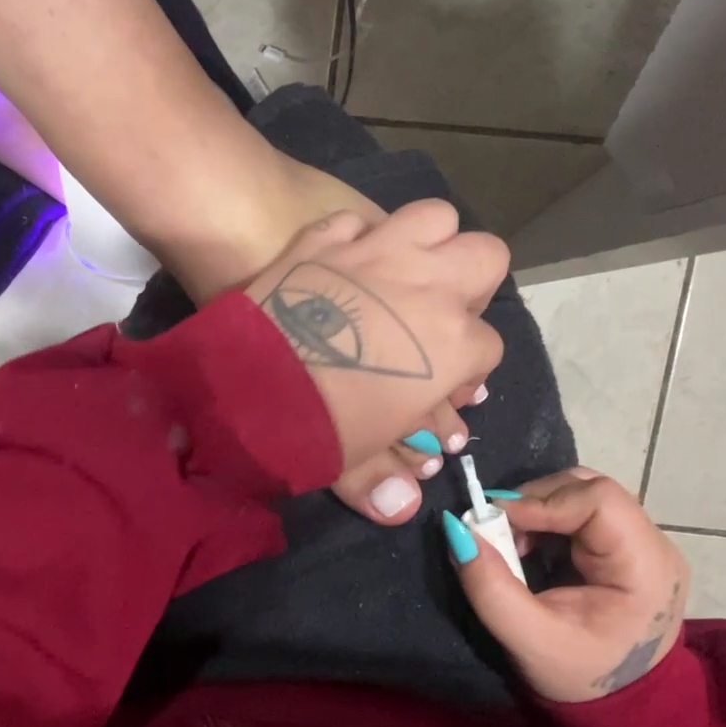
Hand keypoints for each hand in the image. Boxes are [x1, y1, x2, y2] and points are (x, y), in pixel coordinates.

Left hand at [243, 201, 506, 470]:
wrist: (237, 375)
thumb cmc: (308, 423)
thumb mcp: (346, 459)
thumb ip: (380, 479)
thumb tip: (401, 507)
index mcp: (452, 345)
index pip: (488, 349)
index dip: (468, 371)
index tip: (445, 389)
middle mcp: (430, 286)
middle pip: (485, 258)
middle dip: (470, 283)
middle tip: (439, 312)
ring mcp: (379, 250)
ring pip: (434, 218)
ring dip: (428, 241)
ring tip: (405, 271)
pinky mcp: (327, 235)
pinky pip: (358, 221)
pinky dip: (358, 236)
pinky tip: (344, 260)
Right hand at [446, 468, 690, 702]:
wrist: (621, 709)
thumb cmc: (579, 677)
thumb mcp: (527, 638)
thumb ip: (490, 586)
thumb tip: (455, 530)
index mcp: (646, 568)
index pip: (598, 500)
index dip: (541, 501)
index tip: (494, 520)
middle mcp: (654, 546)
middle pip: (591, 489)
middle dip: (535, 501)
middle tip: (498, 530)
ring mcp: (642, 544)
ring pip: (583, 494)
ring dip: (537, 508)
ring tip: (511, 541)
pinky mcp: (623, 548)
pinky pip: (580, 511)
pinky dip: (544, 519)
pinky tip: (527, 547)